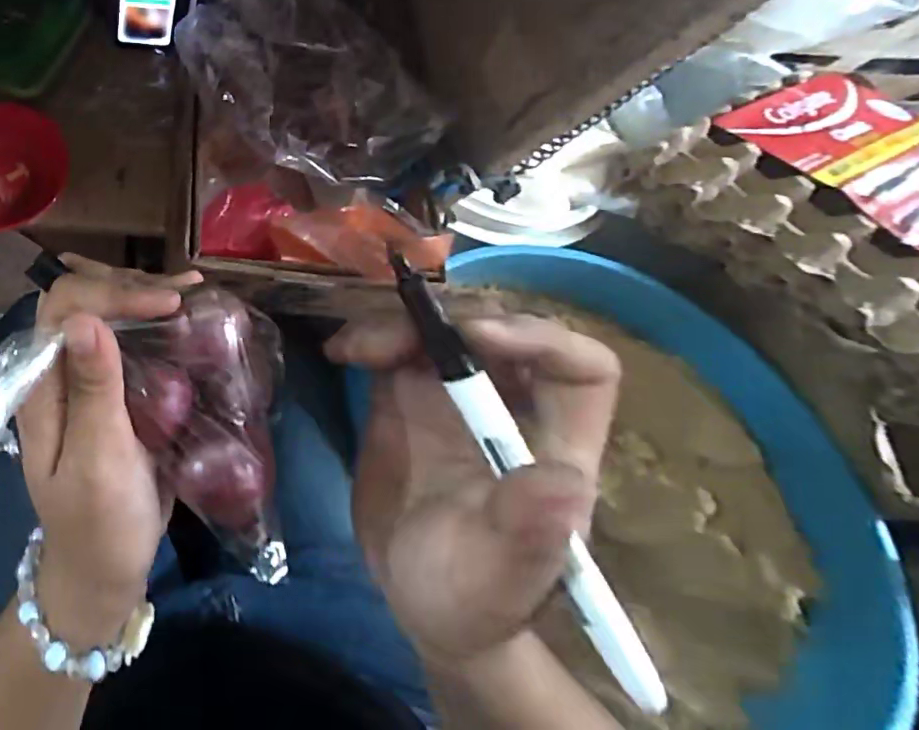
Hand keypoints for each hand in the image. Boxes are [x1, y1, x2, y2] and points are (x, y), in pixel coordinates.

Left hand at [15, 256, 200, 647]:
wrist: (105, 567)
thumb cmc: (98, 522)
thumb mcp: (97, 460)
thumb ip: (92, 391)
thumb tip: (83, 320)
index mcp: (41, 384)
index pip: (62, 308)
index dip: (110, 295)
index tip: (165, 304)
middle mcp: (57, 371)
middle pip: (82, 301)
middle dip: (129, 287)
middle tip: (183, 291)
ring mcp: (83, 378)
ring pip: (104, 315)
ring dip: (143, 296)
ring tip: (190, 289)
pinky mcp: (110, 390)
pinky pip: (127, 342)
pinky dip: (155, 323)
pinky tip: (186, 314)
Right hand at [327, 313, 619, 668]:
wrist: (417, 596)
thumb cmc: (475, 596)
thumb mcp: (502, 577)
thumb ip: (530, 532)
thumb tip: (567, 481)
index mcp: (551, 444)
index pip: (580, 367)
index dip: (538, 338)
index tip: (473, 337)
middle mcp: (507, 407)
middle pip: (495, 329)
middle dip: (445, 321)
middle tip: (390, 342)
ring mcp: (452, 397)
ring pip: (436, 329)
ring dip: (394, 324)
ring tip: (351, 350)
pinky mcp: (405, 396)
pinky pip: (391, 347)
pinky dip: (365, 338)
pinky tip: (338, 352)